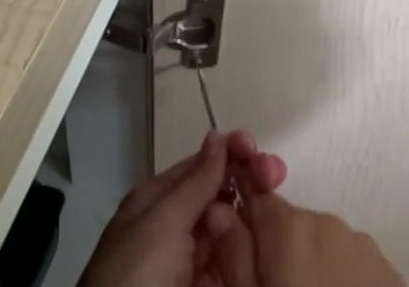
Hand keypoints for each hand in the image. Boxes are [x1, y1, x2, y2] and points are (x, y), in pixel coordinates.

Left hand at [79, 131, 287, 286]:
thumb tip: (217, 135)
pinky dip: (249, 255)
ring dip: (249, 221)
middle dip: (247, 186)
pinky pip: (236, 264)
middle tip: (273, 176)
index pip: (200, 167)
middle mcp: (178, 229)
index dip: (228, 154)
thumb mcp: (163, 221)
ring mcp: (196, 263)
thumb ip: (196, 181)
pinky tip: (263, 244)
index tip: (255, 148)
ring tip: (262, 213)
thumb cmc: (135, 274)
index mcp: (158, 203)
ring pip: (233, 230)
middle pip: (221, 198)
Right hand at [209, 192, 403, 286]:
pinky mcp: (389, 269)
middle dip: (281, 253)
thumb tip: (218, 208)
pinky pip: (353, 263)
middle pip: (291, 225)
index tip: (244, 258)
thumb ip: (233, 254)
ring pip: (323, 244)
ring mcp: (362, 245)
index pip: (257, 201)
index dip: (246, 227)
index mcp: (289, 225)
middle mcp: (327, 222)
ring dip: (312, 267)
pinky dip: (342, 279)